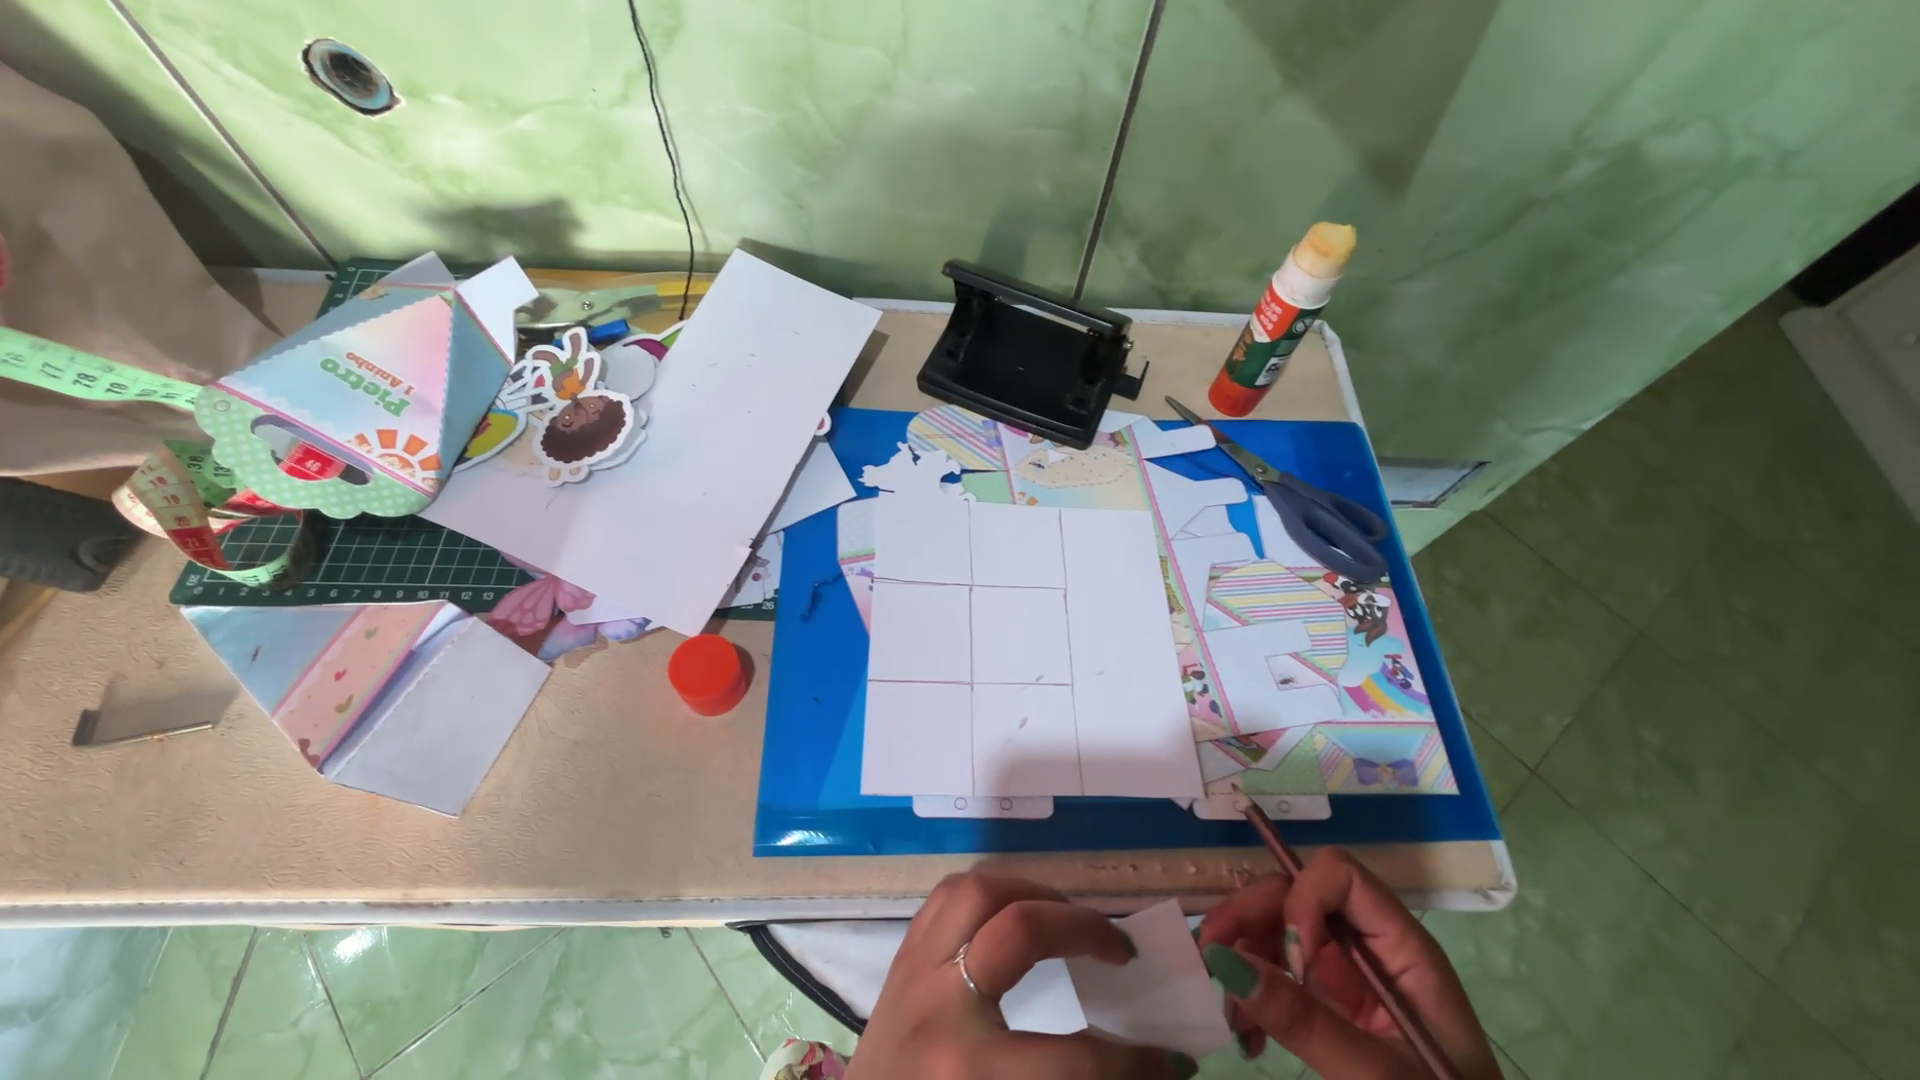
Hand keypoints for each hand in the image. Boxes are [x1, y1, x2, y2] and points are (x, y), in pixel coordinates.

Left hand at [847, 871, 1196, 1079]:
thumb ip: (1063, 1076)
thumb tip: (1144, 1061)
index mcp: (969, 1069)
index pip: (1072, 1059)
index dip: (1135, 1065)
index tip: (1171, 1062)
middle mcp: (939, 1007)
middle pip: (1018, 929)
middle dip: (1083, 929)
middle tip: (1119, 946)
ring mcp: (913, 973)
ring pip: (975, 893)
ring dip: (1032, 893)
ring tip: (1067, 915)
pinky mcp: (901, 958)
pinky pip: (945, 898)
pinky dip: (989, 892)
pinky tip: (1015, 910)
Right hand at [1197, 849, 1501, 1079]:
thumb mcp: (1378, 1076)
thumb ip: (1307, 1023)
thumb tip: (1226, 963)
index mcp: (1401, 947)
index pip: (1340, 876)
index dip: (1302, 900)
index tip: (1290, 961)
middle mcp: (1367, 945)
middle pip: (1293, 894)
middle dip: (1247, 921)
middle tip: (1210, 961)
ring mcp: (1343, 971)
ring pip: (1274, 928)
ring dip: (1240, 958)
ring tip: (1229, 1017)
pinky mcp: (1325, 1000)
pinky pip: (1272, 970)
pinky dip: (1249, 992)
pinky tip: (1247, 1036)